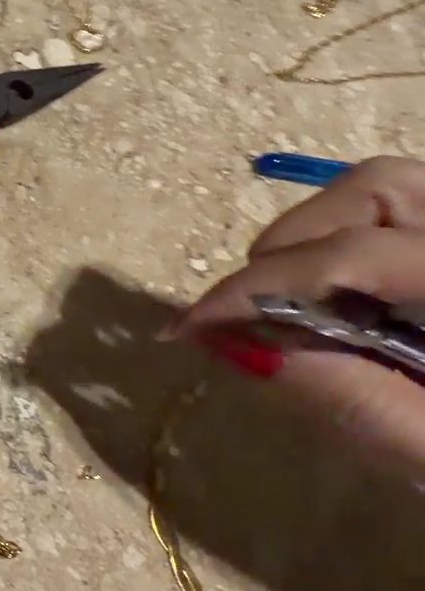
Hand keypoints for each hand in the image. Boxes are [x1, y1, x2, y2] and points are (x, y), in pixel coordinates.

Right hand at [171, 155, 424, 471]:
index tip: (187, 329)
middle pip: (378, 189)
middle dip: (292, 247)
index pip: (359, 253)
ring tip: (298, 302)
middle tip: (252, 313)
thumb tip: (230, 342)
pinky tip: (350, 301)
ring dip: (319, 238)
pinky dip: (354, 246)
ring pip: (389, 189)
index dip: (259, 284)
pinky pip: (407, 216)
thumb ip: (355, 401)